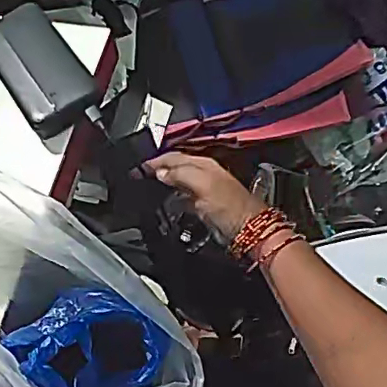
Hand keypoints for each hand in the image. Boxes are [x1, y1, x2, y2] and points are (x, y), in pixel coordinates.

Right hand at [144, 152, 267, 243]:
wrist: (249, 230)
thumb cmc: (232, 207)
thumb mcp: (203, 185)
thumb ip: (180, 175)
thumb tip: (161, 172)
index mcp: (203, 164)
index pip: (173, 157)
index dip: (155, 161)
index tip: (138, 168)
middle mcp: (203, 174)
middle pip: (175, 167)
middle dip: (157, 169)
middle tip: (139, 174)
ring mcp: (204, 190)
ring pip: (178, 181)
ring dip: (163, 181)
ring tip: (148, 185)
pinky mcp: (204, 206)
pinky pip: (183, 197)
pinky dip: (172, 197)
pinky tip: (166, 201)